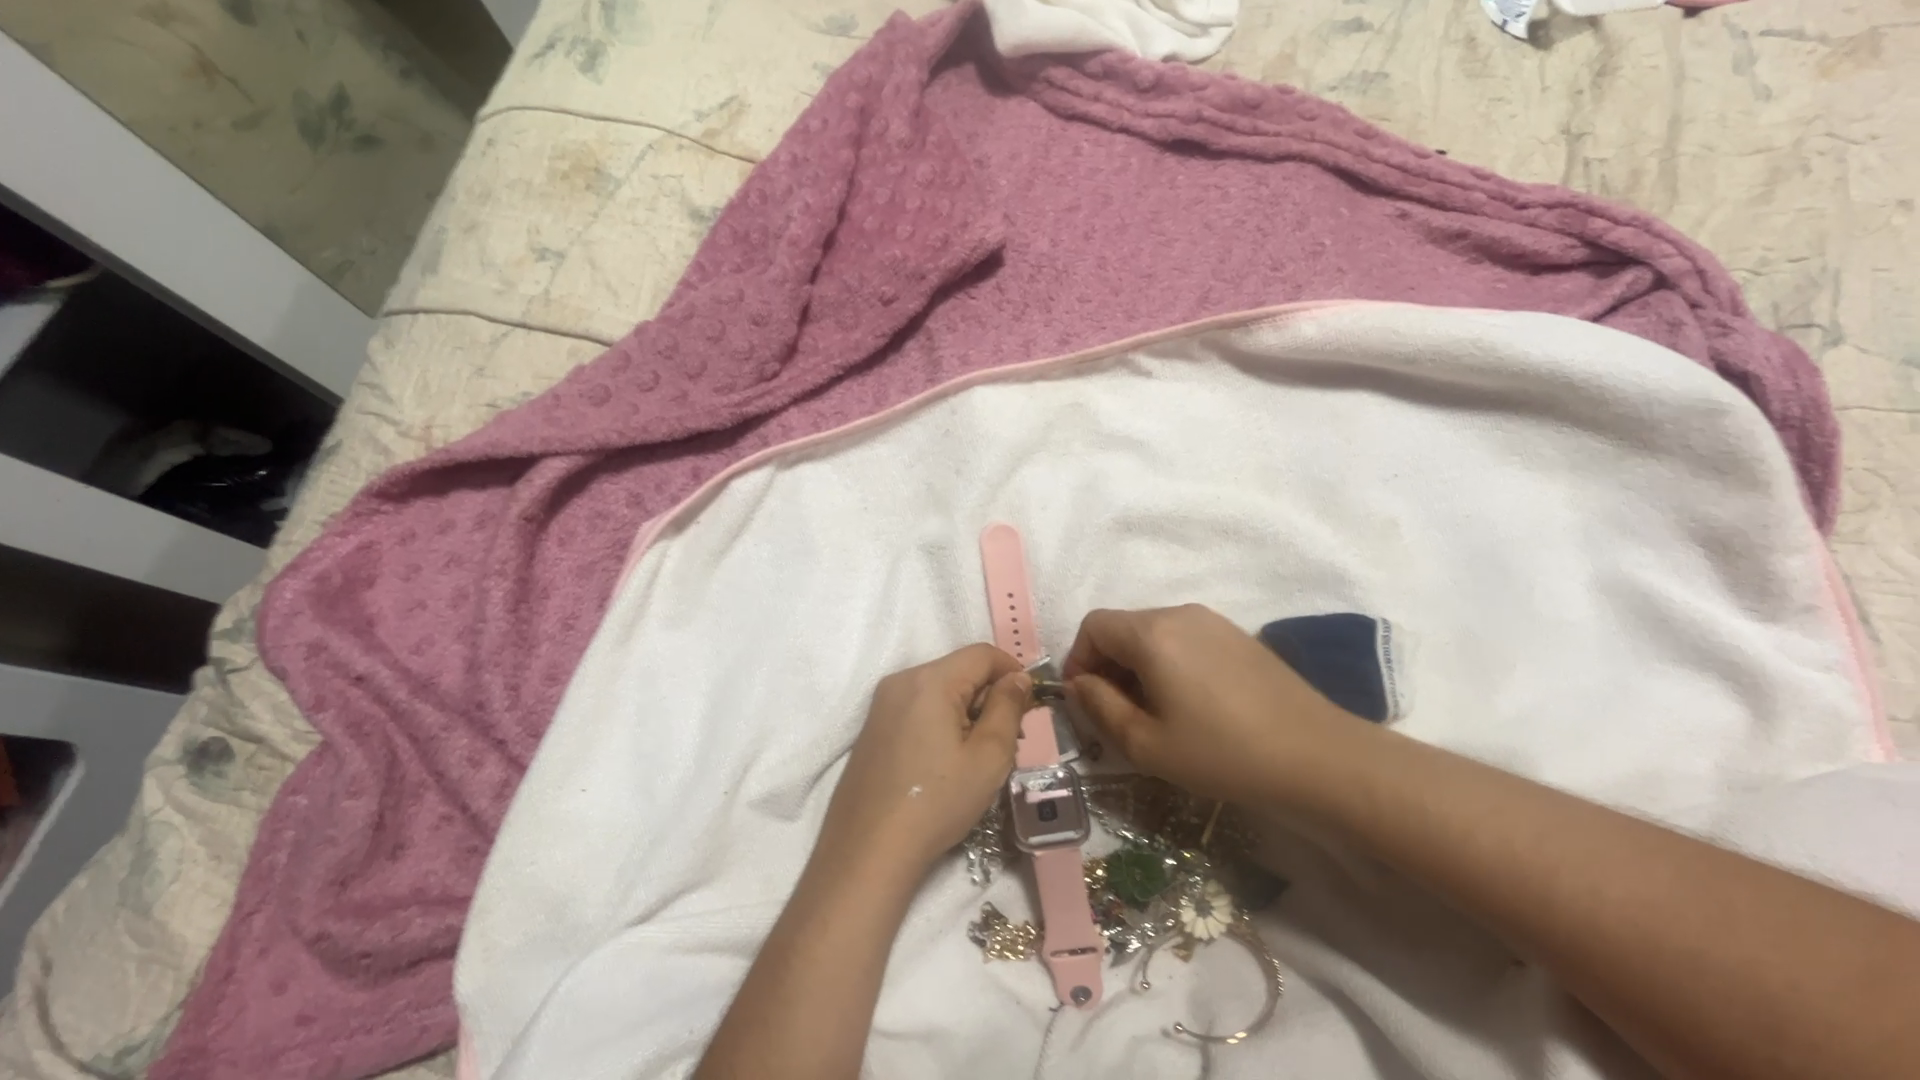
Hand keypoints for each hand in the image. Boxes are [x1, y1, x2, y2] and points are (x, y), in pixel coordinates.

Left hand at [815, 644, 1031, 877]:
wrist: (869, 850)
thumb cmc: (937, 802)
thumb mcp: (989, 757)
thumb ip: (1008, 708)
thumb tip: (1017, 679)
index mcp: (929, 680)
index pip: (982, 654)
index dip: (1013, 672)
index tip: (1031, 708)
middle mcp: (900, 682)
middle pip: (959, 670)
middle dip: (990, 696)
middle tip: (1009, 741)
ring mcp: (881, 705)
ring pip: (939, 691)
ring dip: (967, 711)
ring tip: (980, 758)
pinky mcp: (872, 729)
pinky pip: (918, 710)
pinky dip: (942, 723)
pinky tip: (947, 764)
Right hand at [1063, 604, 1357, 804]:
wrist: (1316, 757)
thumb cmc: (1221, 753)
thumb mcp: (1146, 743)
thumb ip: (1099, 707)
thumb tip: (1078, 684)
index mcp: (1153, 633)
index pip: (1093, 626)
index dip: (1077, 660)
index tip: (1084, 701)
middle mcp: (1181, 615)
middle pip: (1124, 627)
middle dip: (1107, 665)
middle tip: (1115, 715)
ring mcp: (1215, 623)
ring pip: (1156, 634)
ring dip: (1139, 667)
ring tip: (1153, 715)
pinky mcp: (1240, 638)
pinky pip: (1186, 641)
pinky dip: (1170, 665)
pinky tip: (1190, 707)